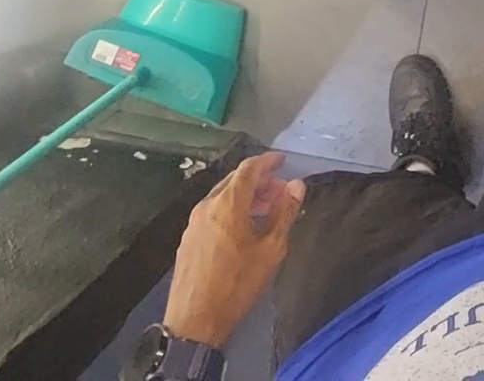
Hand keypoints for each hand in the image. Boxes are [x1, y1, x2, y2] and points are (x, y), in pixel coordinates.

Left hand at [163, 152, 304, 345]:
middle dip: (260, 181)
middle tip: (280, 191)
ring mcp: (193, 223)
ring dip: (246, 196)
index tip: (283, 160)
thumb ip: (285, 212)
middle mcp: (207, 206)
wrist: (194, 323)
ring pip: (223, 196)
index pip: (249, 168)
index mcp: (228, 203)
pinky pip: (213, 212)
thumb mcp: (271, 248)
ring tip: (266, 210)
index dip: (268, 161)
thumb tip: (296, 185)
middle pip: (235, 180)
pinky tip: (244, 228)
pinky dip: (232, 210)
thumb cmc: (237, 283)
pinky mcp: (187, 240)